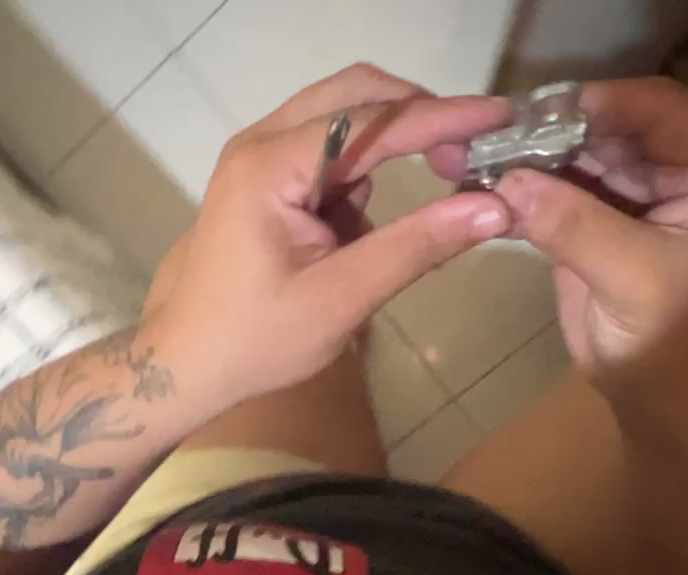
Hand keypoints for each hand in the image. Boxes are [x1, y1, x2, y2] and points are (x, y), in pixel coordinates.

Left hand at [141, 64, 514, 399]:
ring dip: (377, 166)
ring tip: (363, 245)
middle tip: (463, 161)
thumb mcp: (340, 300)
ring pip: (342, 128)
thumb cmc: (255, 342)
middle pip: (356, 97)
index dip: (443, 116)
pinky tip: (337, 248)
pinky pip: (324, 161)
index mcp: (270, 166)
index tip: (501, 119)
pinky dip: (350, 191)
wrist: (187, 364)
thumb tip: (493, 209)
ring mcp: (256, 160)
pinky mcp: (261, 181)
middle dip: (414, 123)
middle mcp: (259, 144)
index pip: (373, 119)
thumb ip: (414, 248)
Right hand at [494, 78, 687, 390]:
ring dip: (520, 156)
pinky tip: (474, 183)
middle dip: (544, 129)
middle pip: (607, 124)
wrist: (662, 395)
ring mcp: (630, 188)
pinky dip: (516, 189)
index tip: (527, 115)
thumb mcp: (635, 279)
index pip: (657, 108)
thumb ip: (577, 226)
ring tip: (464, 154)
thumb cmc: (675, 340)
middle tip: (479, 133)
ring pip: (572, 153)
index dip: (594, 105)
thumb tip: (506, 183)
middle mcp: (677, 161)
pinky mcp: (592, 217)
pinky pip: (552, 189)